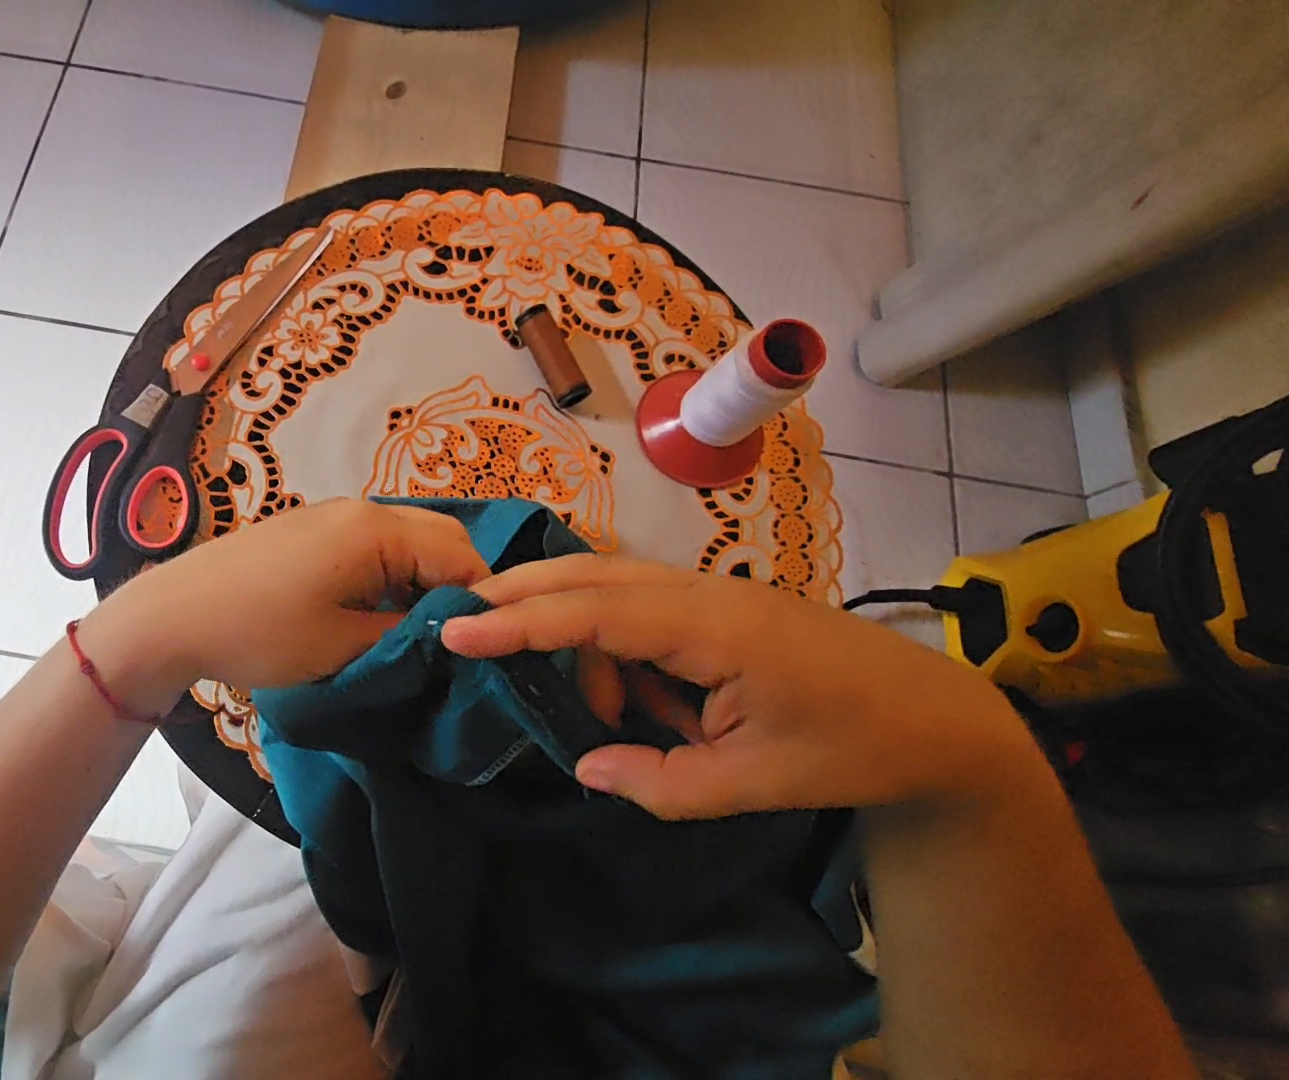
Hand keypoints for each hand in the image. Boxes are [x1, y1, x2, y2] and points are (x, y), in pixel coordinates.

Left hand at [82, 499, 490, 712]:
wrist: (175, 614)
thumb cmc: (260, 632)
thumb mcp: (342, 645)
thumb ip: (406, 634)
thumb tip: (444, 633)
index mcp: (377, 530)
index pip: (460, 554)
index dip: (477, 600)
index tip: (474, 645)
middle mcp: (362, 510)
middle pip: (437, 538)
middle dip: (453, 584)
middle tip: (446, 637)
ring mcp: (334, 515)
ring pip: (405, 541)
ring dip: (420, 580)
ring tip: (410, 630)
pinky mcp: (312, 529)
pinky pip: (373, 544)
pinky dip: (389, 574)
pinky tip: (373, 611)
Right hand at [439, 554, 1043, 819]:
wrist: (940, 718)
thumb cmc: (853, 749)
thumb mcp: (754, 783)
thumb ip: (661, 783)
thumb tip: (586, 766)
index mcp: (714, 628)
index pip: (595, 611)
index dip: (520, 620)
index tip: (458, 629)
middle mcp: (701, 592)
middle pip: (589, 573)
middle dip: (522, 594)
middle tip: (464, 623)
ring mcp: (708, 592)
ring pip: (609, 587)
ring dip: (579, 639)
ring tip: (607, 717)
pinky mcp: (712, 605)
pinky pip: (638, 611)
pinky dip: (615, 651)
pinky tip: (644, 707)